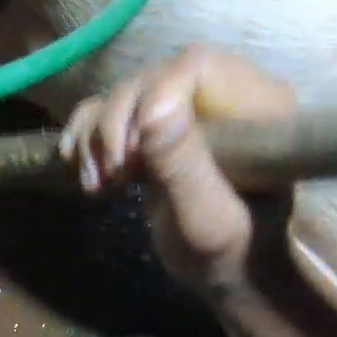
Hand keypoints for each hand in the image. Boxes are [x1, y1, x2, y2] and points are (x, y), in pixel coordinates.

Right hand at [58, 48, 295, 299]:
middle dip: (116, 127)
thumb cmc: (229, 251)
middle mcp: (221, 95)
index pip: (194, 65)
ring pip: (120, 94)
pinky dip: (83, 137)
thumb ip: (184, 164)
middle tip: (114, 178)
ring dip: (94, 138)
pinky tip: (80, 170)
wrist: (225, 272)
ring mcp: (184, 108)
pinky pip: (105, 110)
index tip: (133, 157)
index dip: (151, 98)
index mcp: (255, 106)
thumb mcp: (206, 218)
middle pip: (148, 77)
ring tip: (98, 185)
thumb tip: (152, 109)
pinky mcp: (154, 127)